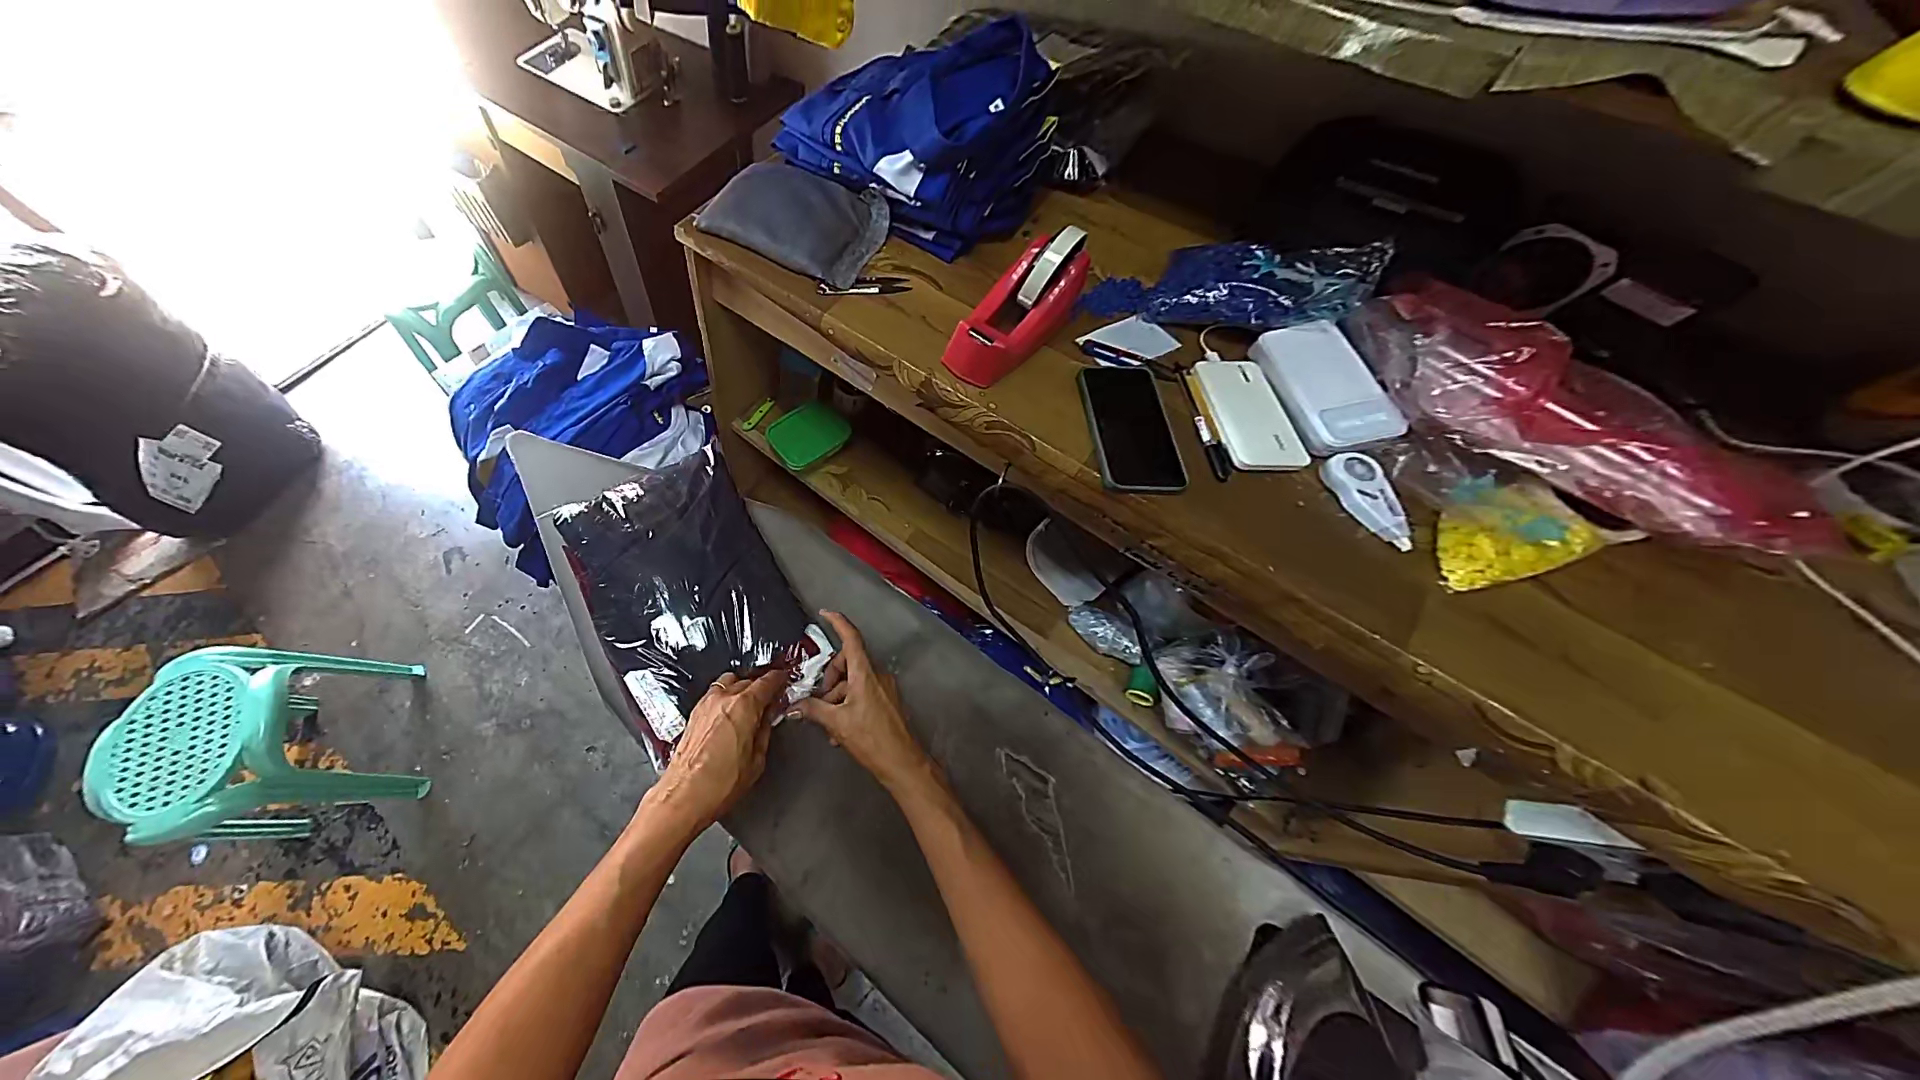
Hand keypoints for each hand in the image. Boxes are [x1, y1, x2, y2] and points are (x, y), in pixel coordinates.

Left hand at [643, 667, 789, 834]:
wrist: (684, 797)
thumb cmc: (717, 784)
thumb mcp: (757, 758)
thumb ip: (765, 730)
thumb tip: (769, 718)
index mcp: (744, 705)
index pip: (768, 681)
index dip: (779, 679)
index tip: (784, 680)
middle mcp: (723, 699)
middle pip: (748, 680)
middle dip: (762, 687)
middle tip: (771, 699)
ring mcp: (705, 705)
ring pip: (729, 683)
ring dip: (741, 689)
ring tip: (750, 704)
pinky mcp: (693, 715)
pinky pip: (714, 695)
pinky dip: (725, 698)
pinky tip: (731, 714)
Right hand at [789, 611, 932, 793]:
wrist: (901, 761)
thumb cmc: (873, 739)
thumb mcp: (836, 723)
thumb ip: (813, 710)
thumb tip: (796, 705)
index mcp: (865, 673)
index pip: (851, 638)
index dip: (838, 623)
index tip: (826, 614)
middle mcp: (877, 675)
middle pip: (847, 662)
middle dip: (829, 678)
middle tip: (819, 700)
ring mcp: (884, 687)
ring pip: (853, 680)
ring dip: (837, 696)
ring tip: (829, 722)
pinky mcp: (887, 700)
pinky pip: (862, 692)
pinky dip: (848, 704)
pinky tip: (840, 728)